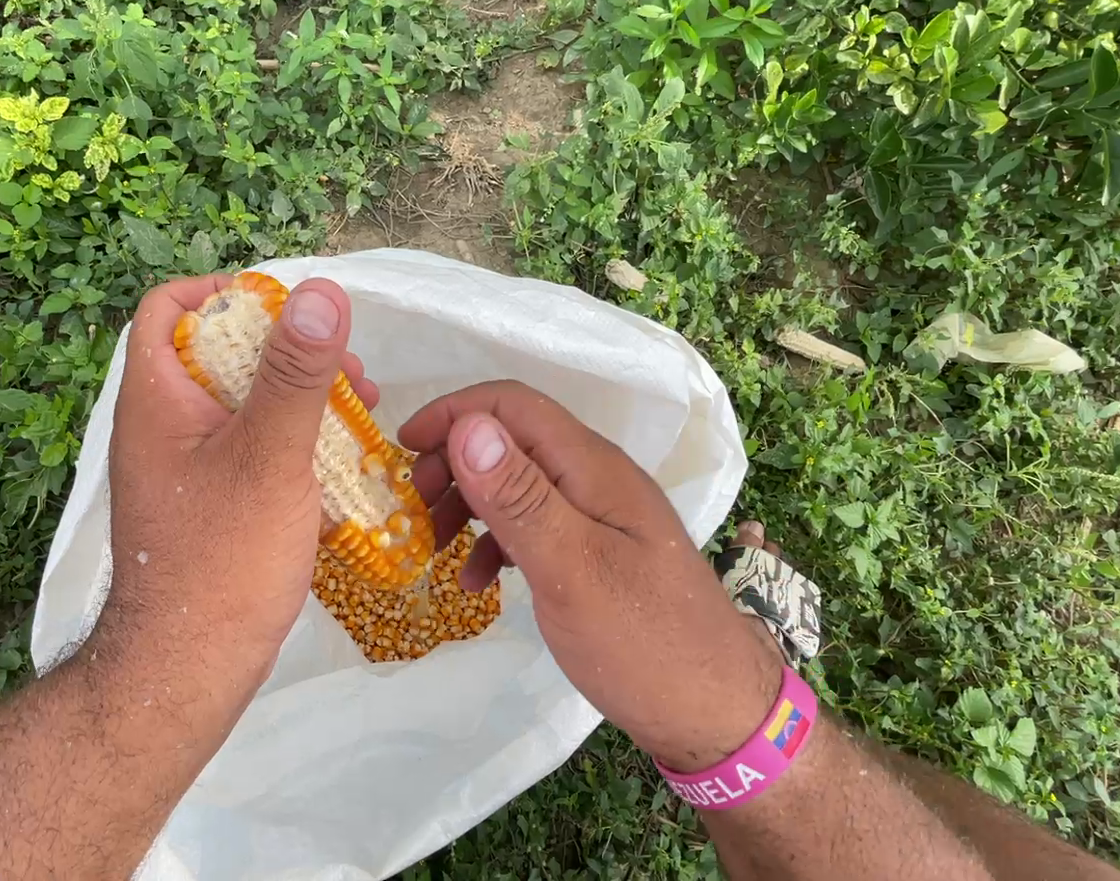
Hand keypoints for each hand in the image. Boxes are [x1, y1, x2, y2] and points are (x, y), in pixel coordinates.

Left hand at [103, 274, 374, 686]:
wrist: (189, 669)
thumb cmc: (223, 557)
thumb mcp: (268, 454)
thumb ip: (296, 372)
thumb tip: (321, 292)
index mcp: (158, 396)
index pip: (170, 307)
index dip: (223, 292)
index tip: (286, 309)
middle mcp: (164, 422)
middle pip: (220, 351)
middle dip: (288, 348)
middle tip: (346, 368)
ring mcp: (187, 462)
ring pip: (244, 400)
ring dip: (301, 394)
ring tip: (360, 407)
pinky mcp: (211, 496)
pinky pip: (252, 443)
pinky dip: (294, 437)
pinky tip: (342, 455)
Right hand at [399, 380, 781, 771]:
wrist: (715, 715)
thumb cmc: (642, 642)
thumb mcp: (571, 568)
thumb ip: (518, 496)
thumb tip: (468, 425)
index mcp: (591, 467)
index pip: (513, 404)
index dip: (454, 413)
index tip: (403, 448)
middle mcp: (593, 477)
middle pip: (509, 439)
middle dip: (453, 462)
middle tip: (413, 507)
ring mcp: (595, 513)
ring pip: (515, 482)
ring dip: (468, 503)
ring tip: (432, 544)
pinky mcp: (593, 549)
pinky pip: (532, 525)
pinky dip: (495, 542)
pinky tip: (478, 582)